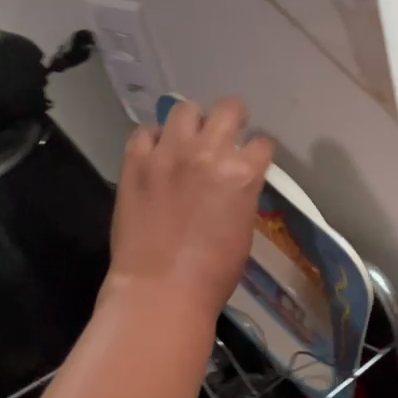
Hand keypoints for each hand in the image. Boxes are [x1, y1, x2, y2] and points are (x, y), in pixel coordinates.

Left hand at [103, 96, 274, 318]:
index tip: (253, 156)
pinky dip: (154, 137)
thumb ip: (241, 194)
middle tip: (228, 128)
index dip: (259, 149)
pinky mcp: (135, 162)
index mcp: (243, 173)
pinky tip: (157, 152)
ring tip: (189, 136)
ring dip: (193, 120)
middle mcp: (209, 153)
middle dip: (234, 116)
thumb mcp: (244, 226)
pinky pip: (144, 131)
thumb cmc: (215, 270)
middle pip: (228, 109)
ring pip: (184, 110)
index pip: (261, 143)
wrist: (162, 288)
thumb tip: (233, 183)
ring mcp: (168, 154)